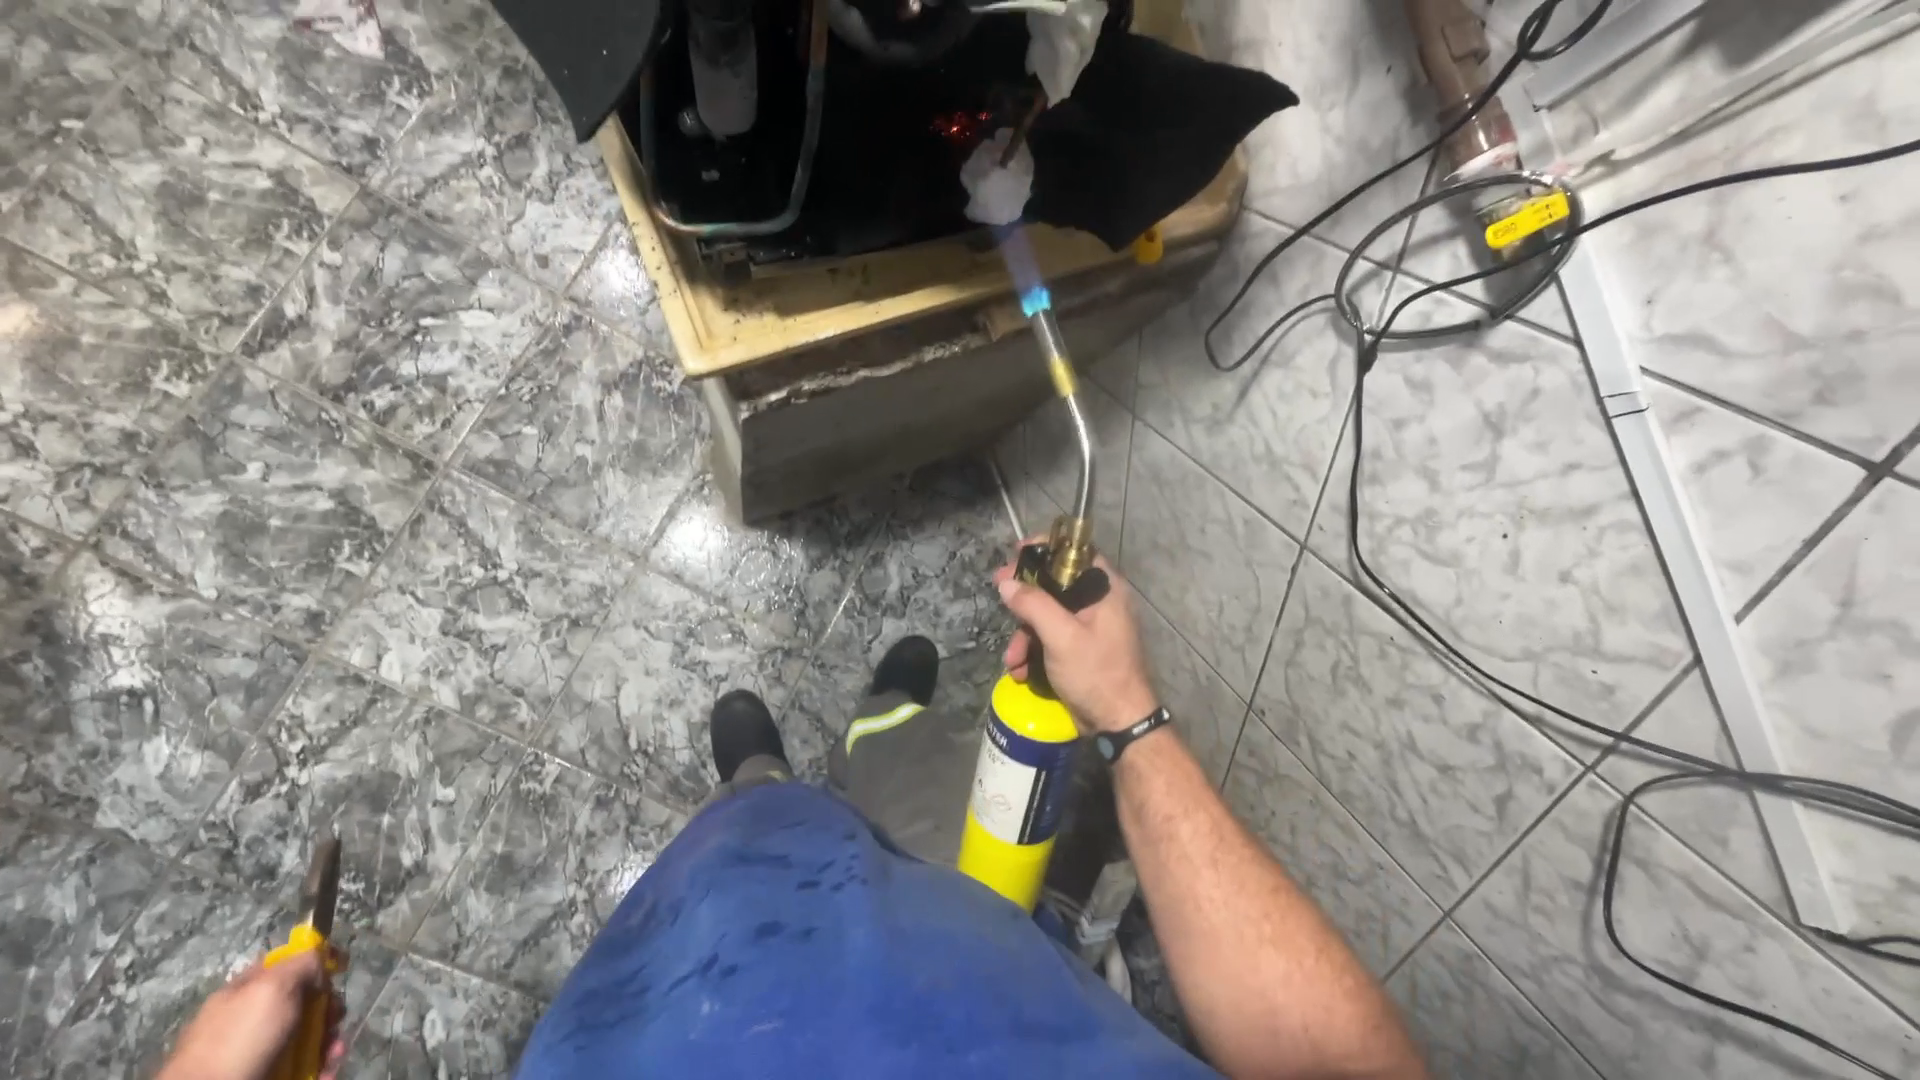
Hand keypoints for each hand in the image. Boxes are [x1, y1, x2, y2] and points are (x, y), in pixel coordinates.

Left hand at [157, 947, 347, 1079]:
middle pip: (306, 1002)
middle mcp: (253, 1018)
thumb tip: (323, 961)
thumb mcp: (271, 987)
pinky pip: (304, 1066)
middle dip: (329, 1010)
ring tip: (333, 1054)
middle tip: (333, 1021)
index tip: (338, 971)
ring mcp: (259, 1050)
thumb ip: (302, 963)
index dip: (317, 963)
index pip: (287, 963)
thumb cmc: (238, 1041)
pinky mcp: (268, 1075)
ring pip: (310, 1036)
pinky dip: (321, 1066)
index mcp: (247, 990)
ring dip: (330, 1042)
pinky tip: (325, 1071)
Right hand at [995, 554, 1158, 734]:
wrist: (1118, 723)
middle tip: (1001, 598)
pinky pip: (1049, 638)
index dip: (1046, 548)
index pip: (1076, 551)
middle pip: (1054, 584)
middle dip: (1025, 601)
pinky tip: (1022, 672)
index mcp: (1105, 589)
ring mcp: (1088, 627)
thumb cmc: (1096, 674)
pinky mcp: (1078, 649)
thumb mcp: (1061, 637)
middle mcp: (1098, 602)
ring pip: (1047, 614)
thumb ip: (1034, 605)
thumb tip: (1006, 582)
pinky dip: (1033, 652)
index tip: (1018, 553)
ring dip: (1024, 635)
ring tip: (1013, 659)